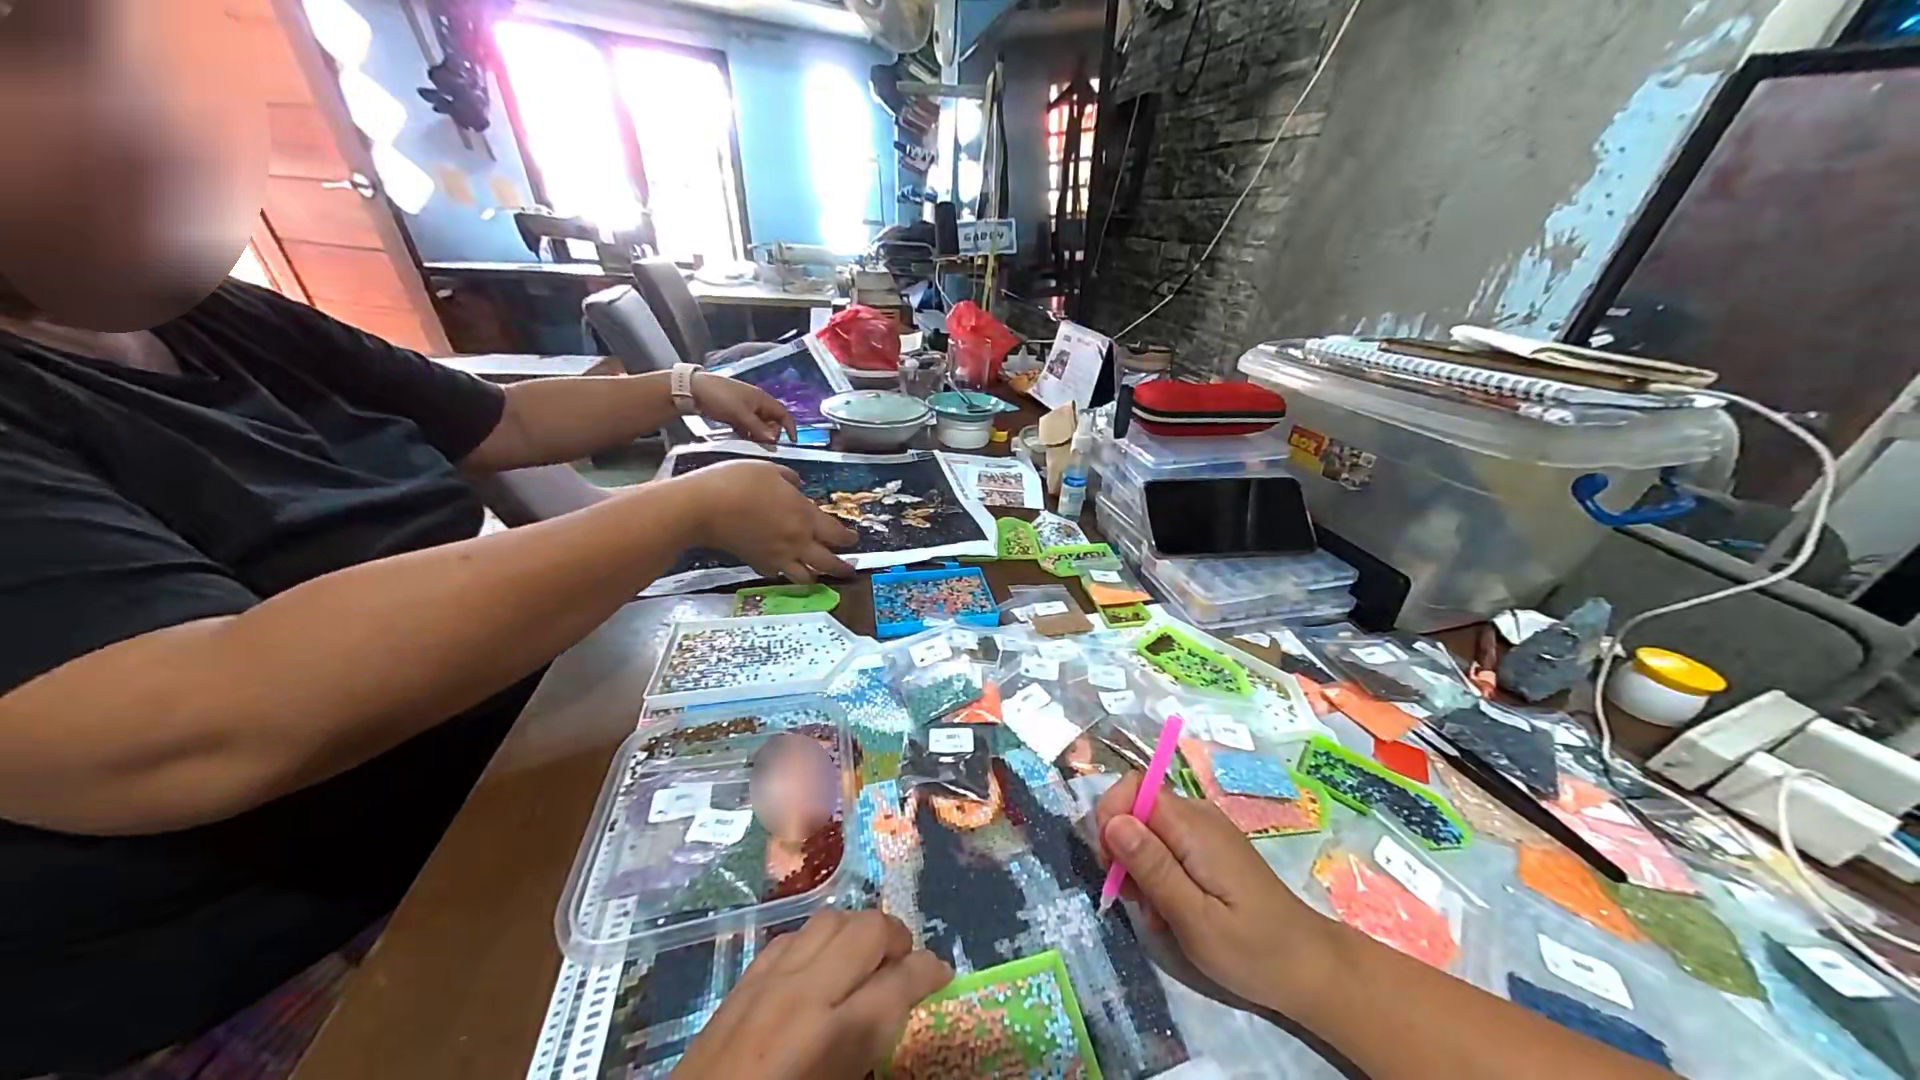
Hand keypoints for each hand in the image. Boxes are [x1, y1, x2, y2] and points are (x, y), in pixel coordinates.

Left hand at [674, 911, 951, 1079]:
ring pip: (831, 920)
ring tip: (865, 958)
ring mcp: (769, 982)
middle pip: (868, 931)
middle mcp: (804, 996)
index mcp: (835, 1039)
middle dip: (897, 939)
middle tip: (904, 964)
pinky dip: (818, 941)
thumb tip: (898, 1007)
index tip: (941, 974)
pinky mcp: (743, 981)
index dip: (930, 972)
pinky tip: (819, 966)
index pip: (900, 983)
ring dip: (857, 931)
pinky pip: (793, 936)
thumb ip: (871, 1047)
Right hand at [675, 461, 856, 582]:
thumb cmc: (738, 482)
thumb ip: (791, 480)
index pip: (837, 534)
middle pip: (829, 563)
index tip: (854, 539)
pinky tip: (786, 568)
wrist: (703, 508)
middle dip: (843, 568)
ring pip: (807, 577)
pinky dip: (786, 574)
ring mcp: (779, 557)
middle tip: (849, 569)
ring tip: (821, 574)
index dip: (849, 539)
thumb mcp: (770, 470)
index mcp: (805, 516)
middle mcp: (798, 542)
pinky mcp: (758, 564)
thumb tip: (799, 488)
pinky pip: (779, 575)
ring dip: (817, 576)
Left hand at [692, 371, 796, 443]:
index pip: (783, 414)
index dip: (790, 427)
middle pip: (772, 423)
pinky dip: (747, 433)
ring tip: (749, 440)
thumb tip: (773, 440)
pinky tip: (741, 437)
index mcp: (762, 399)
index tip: (792, 441)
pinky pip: (748, 426)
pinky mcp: (736, 414)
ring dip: (757, 435)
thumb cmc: (719, 396)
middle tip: (761, 442)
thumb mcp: (740, 414)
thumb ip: (758, 428)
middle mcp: (757, 404)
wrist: (693, 390)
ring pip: (759, 426)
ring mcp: (746, 409)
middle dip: (770, 434)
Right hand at [1094, 771, 1336, 1013]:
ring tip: (1154, 911)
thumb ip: (1152, 866)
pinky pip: (1166, 844)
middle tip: (1131, 896)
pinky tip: (1168, 908)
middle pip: (1137, 807)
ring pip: (1147, 828)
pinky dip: (1156, 872)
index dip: (1111, 815)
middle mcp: (1197, 815)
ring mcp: (1204, 830)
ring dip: (1137, 866)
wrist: (1312, 969)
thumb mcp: (1194, 918)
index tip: (1109, 862)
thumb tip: (1113, 821)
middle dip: (1121, 847)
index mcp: (1193, 825)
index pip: (1134, 786)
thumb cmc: (1253, 949)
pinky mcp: (1208, 847)